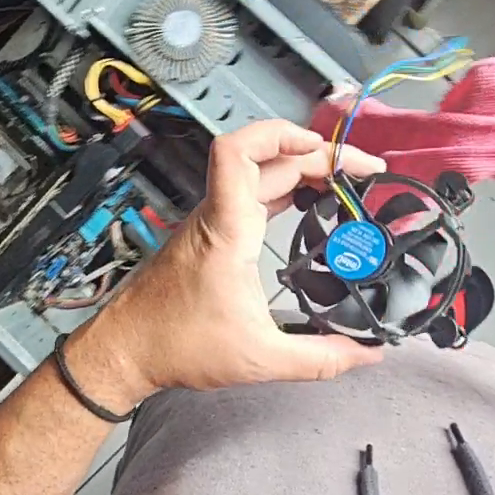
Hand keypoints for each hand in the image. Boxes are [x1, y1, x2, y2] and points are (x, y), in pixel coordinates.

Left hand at [64, 120, 386, 410]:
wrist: (128, 349)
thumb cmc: (174, 345)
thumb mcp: (261, 359)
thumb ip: (321, 358)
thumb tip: (366, 355)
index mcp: (226, 231)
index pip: (238, 153)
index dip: (280, 134)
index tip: (321, 145)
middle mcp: (217, 217)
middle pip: (268, 160)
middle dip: (320, 157)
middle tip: (365, 175)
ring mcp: (211, 224)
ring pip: (260, 176)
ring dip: (302, 171)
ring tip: (345, 185)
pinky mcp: (209, 236)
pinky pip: (250, 196)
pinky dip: (284, 191)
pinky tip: (306, 206)